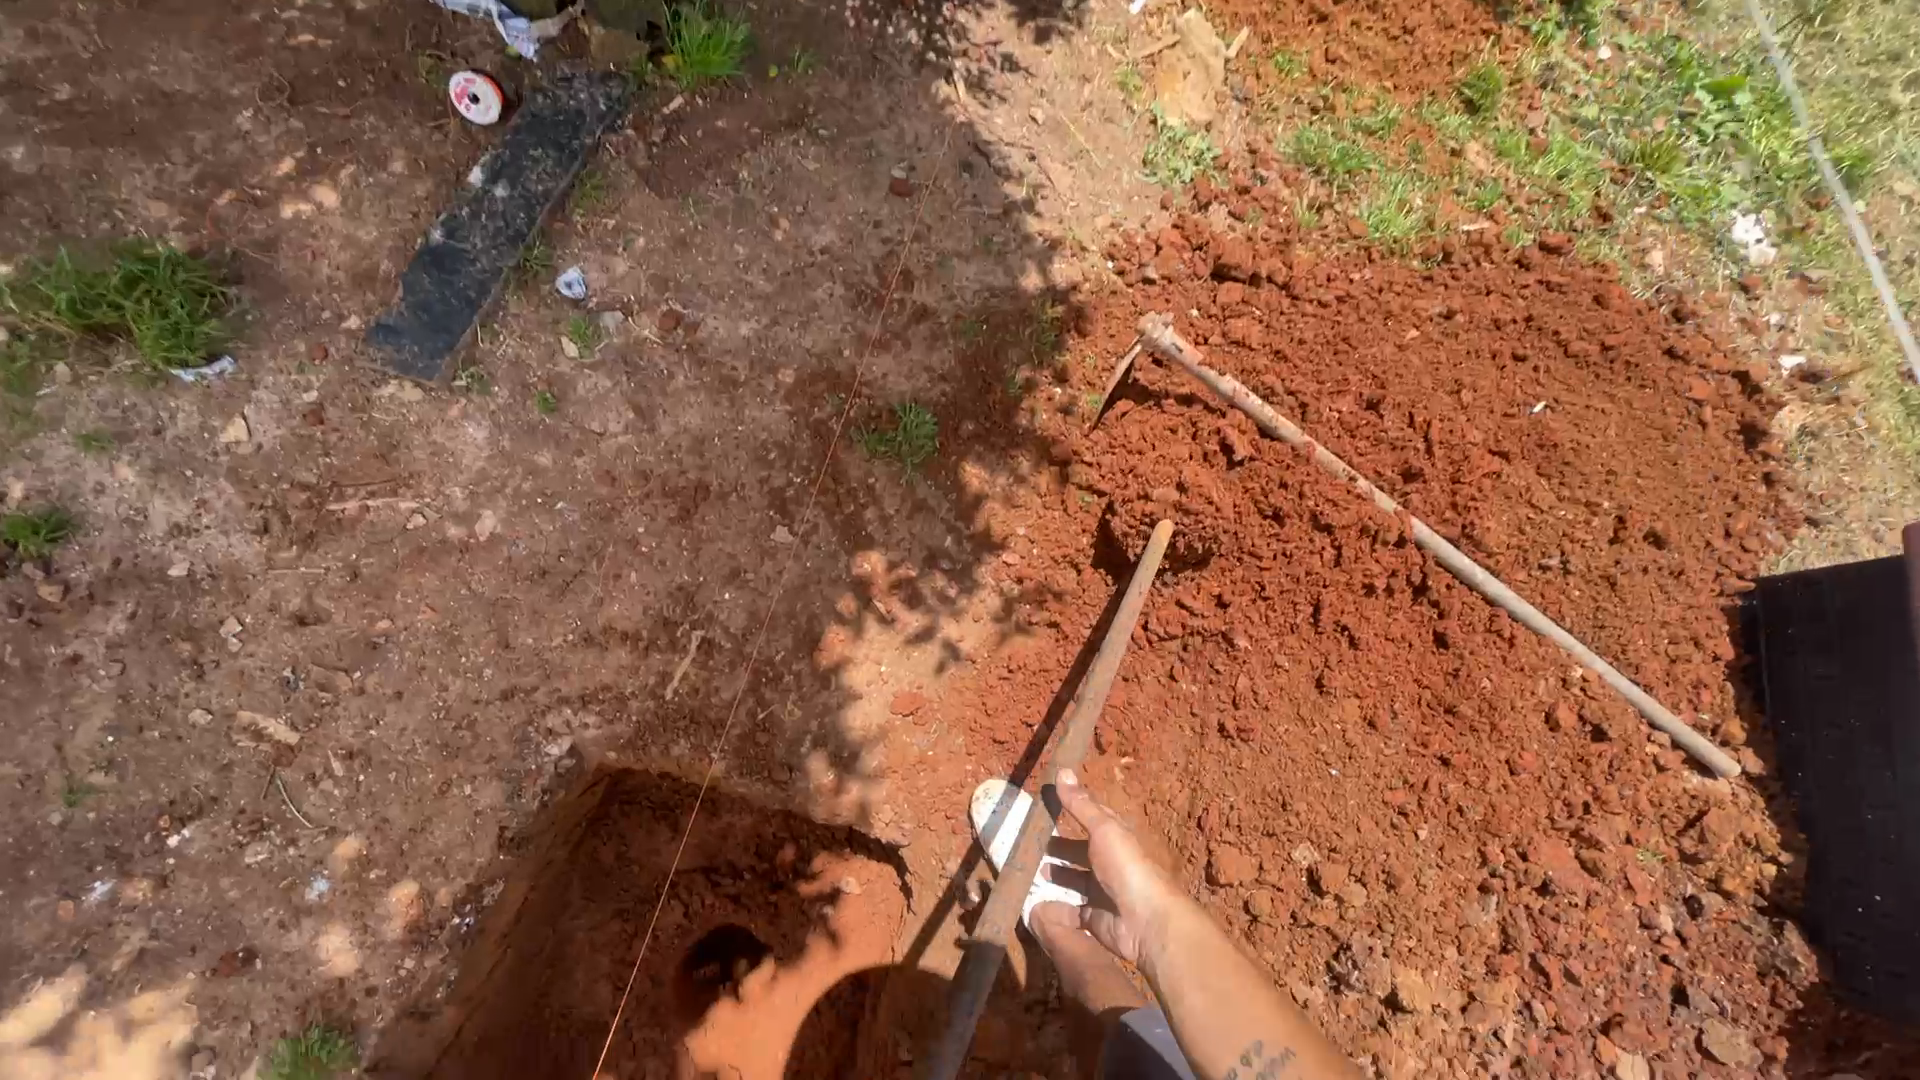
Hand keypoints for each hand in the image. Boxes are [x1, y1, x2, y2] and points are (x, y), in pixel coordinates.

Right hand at [1030, 768, 1183, 971]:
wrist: (1145, 921)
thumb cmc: (1125, 866)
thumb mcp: (1103, 829)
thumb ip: (1080, 804)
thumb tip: (1062, 769)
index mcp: (1112, 837)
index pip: (1089, 819)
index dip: (1069, 810)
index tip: (1042, 805)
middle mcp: (1106, 862)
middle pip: (1077, 851)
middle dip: (1056, 848)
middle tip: (1027, 843)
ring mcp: (1100, 891)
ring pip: (1072, 880)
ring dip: (1054, 875)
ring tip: (1028, 870)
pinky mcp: (1093, 917)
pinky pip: (1069, 910)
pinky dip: (1054, 907)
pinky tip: (1034, 902)